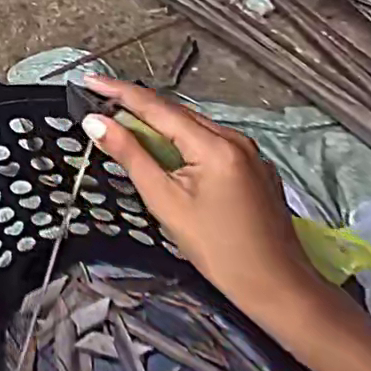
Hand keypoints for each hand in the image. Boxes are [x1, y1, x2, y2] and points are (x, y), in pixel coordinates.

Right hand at [79, 75, 324, 316]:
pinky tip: (161, 147)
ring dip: (156, 121)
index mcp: (214, 145)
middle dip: (135, 104)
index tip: (90, 80)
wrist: (280, 290)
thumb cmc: (219, 250)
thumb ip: (129, 154)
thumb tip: (95, 122)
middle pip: (174, 111)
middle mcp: (235, 139)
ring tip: (122, 120)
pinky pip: (207, 140)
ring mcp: (248, 152)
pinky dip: (179, 137)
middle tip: (99, 99)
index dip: (118, 91)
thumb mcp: (164, 201)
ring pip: (190, 124)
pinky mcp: (252, 166)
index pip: (155, 107)